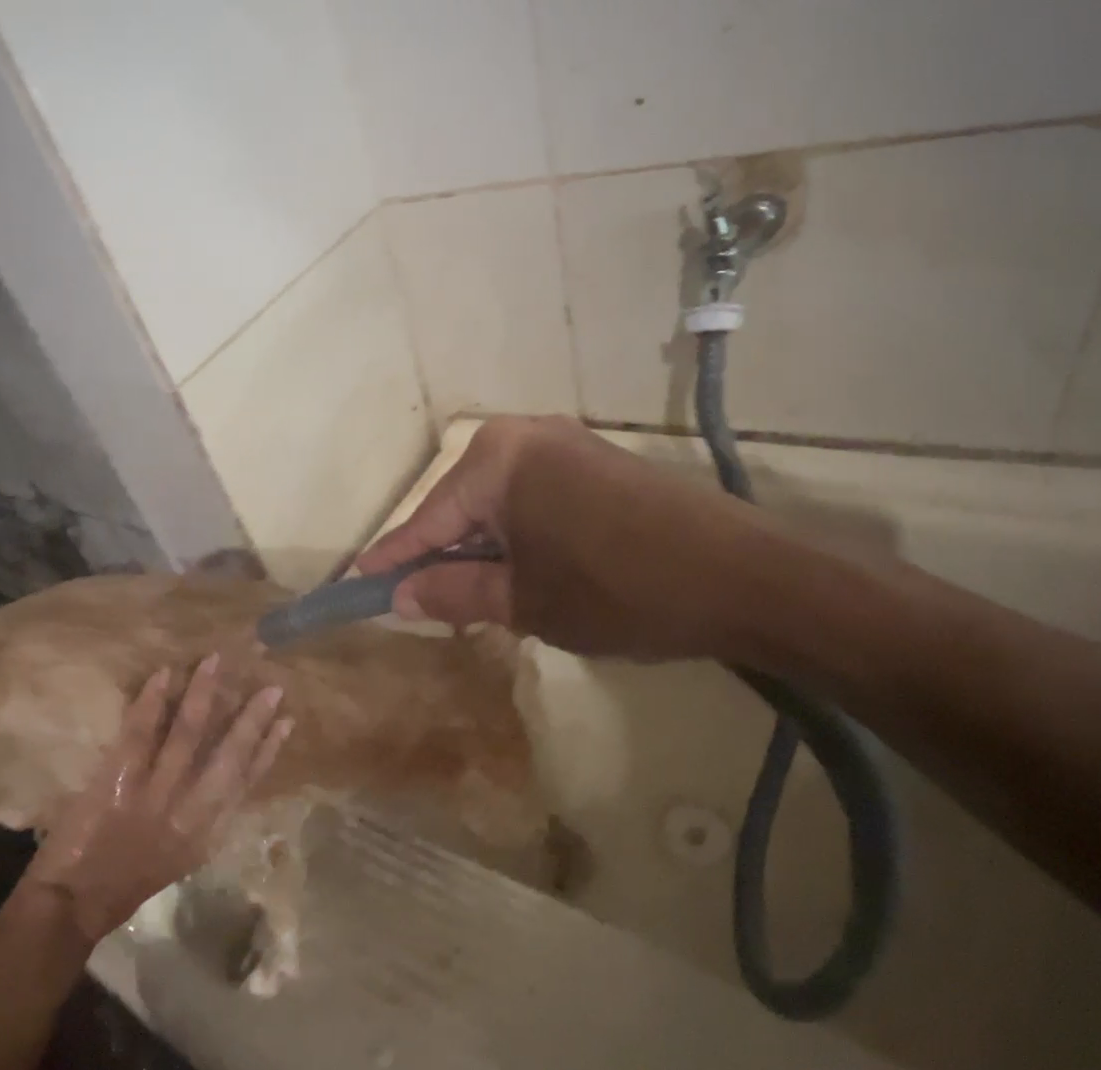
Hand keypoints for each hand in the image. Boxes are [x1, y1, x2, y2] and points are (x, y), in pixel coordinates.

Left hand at [20, 655, 291, 943]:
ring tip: (215, 662)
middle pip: (229, 755)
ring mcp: (155, 793)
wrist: (76, 902)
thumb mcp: (180, 857)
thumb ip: (200, 819)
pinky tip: (164, 674)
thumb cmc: (126, 884)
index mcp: (207, 831)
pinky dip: (152, 701)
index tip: (286, 722)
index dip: (268, 750)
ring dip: (203, 693)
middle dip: (252, 719)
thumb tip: (218, 780)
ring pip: (188, 734)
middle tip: (271, 687)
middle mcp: (190, 811)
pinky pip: (140, 732)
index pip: (246, 783)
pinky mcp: (119, 780)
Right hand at [357, 415, 781, 659]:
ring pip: (496, 502)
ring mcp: (566, 444)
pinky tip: (518, 571)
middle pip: (459, 505)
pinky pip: (531, 498)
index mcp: (498, 461)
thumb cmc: (620, 591)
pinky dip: (514, 535)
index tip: (356, 586)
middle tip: (417, 602)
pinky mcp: (597, 462)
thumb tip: (400, 596)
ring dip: (479, 548)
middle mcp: (525, 435)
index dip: (392, 559)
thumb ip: (454, 592)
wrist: (744, 579)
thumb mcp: (526, 602)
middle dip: (438, 554)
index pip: (426, 520)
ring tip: (467, 596)